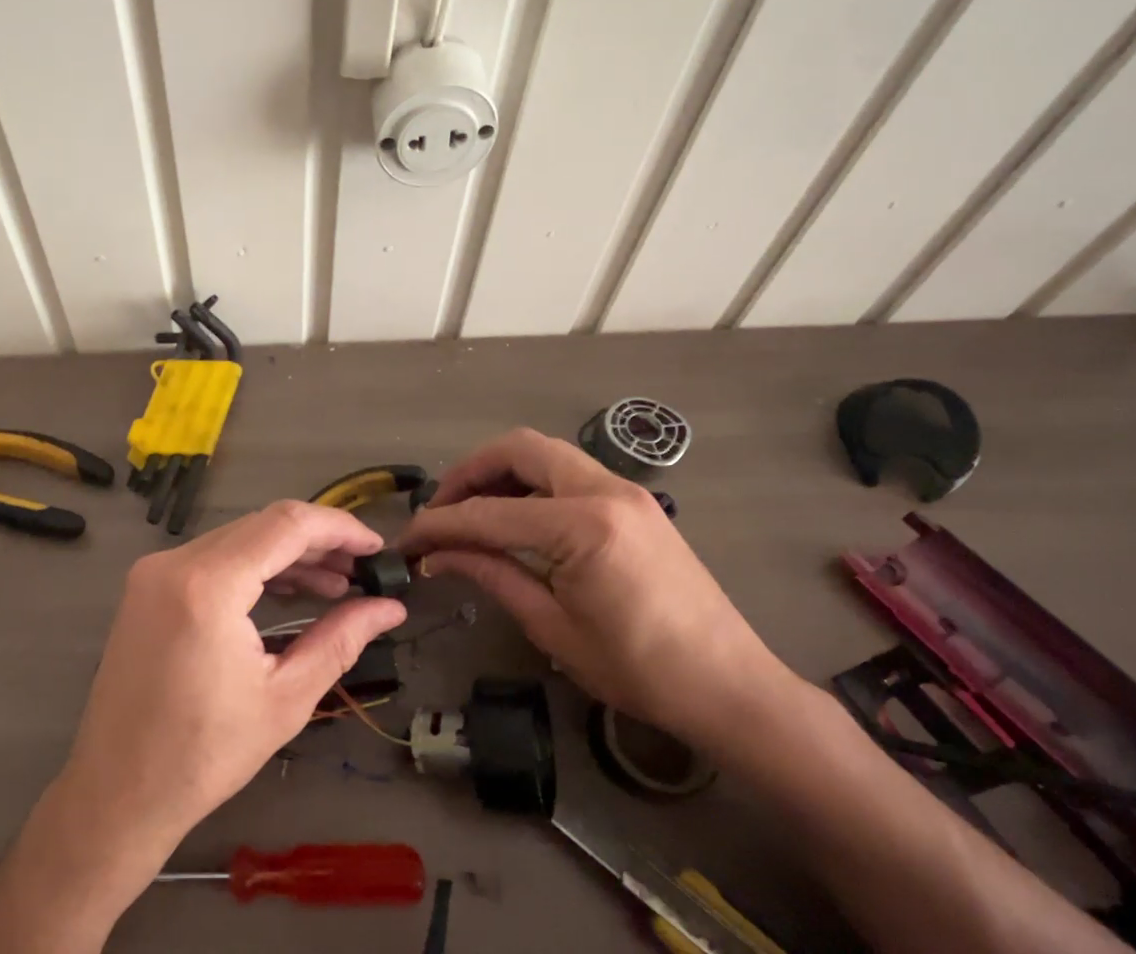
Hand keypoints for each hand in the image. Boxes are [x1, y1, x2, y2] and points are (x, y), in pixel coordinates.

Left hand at [63, 500, 407, 842]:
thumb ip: (339, 639)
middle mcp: (173, 563)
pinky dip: (250, 570)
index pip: (286, 524)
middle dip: (316, 543)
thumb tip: (390, 607)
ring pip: (235, 540)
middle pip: (260, 526)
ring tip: (335, 587)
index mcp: (207, 584)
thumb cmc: (205, 753)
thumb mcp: (285, 697)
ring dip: (285, 557)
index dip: (339, 528)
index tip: (377, 548)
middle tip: (361, 573)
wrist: (120, 788)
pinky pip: (209, 560)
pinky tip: (287, 593)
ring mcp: (152, 573)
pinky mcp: (145, 590)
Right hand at [400, 428, 789, 744]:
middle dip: (468, 473)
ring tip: (470, 514)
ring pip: (545, 453)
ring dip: (500, 473)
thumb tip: (436, 556)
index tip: (407, 539)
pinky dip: (532, 484)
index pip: (489, 512)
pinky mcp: (636, 503)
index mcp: (583, 527)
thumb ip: (491, 575)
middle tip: (440, 511)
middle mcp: (606, 491)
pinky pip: (570, 474)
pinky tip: (513, 519)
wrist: (728, 685)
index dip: (440, 524)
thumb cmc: (637, 669)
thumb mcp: (552, 627)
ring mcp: (627, 492)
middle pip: (519, 449)